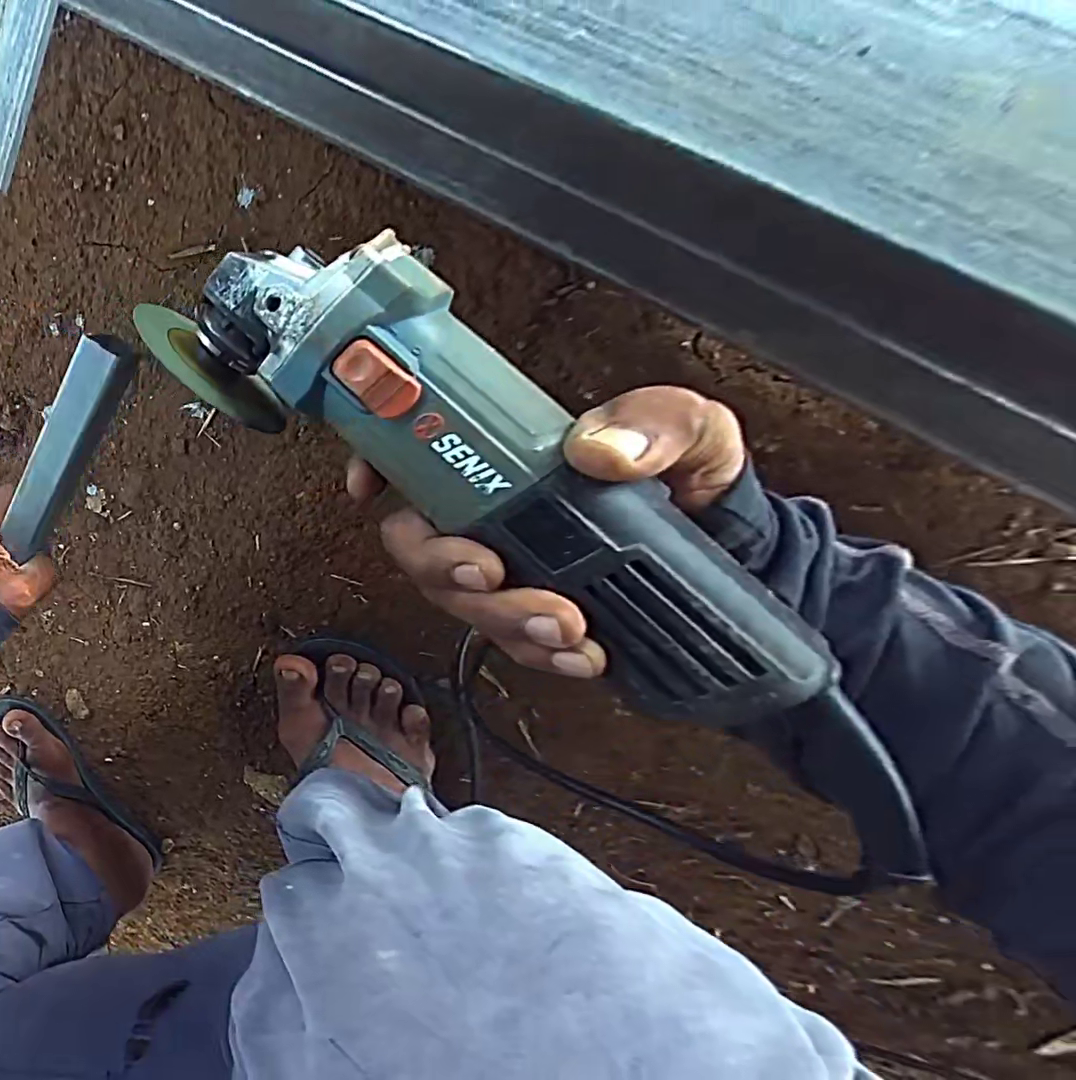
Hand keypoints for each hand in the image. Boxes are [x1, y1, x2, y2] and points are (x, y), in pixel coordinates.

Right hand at [350, 386, 746, 677]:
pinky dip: (536, 652)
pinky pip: (505, 641)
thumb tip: (599, 452)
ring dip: (498, 616)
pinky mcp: (524, 615)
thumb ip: (654, 424)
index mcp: (500, 465)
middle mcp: (482, 518)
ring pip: (455, 599)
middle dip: (442, 567)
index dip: (372, 467)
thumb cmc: (689, 477)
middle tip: (491, 573)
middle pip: (417, 544)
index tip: (366, 488)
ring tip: (564, 626)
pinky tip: (581, 656)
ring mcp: (500, 569)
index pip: (411, 457)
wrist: (732, 551)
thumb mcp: (688, 431)